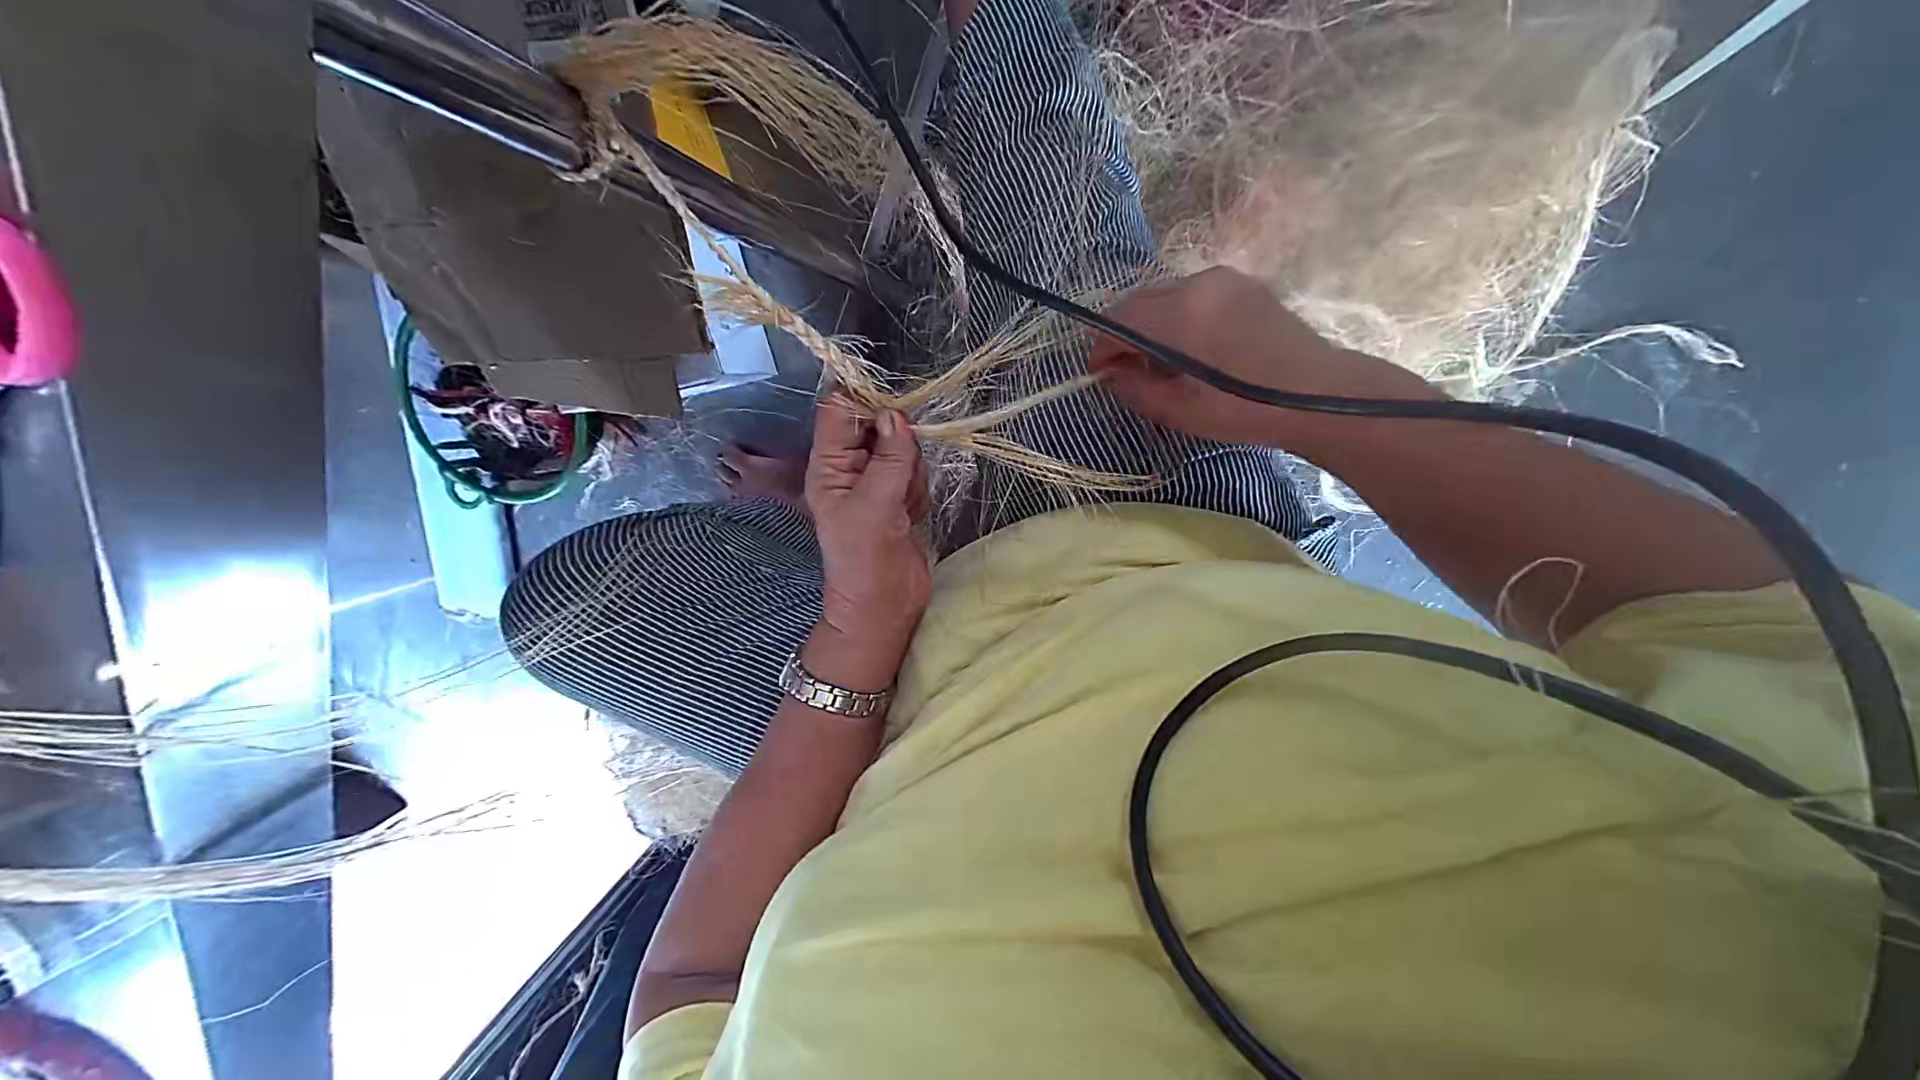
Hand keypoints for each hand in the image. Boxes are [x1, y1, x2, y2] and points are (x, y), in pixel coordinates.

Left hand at [803, 393, 931, 689]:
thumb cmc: (866, 559)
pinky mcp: (898, 495)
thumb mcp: (875, 505)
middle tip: (901, 475)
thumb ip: (888, 458)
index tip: (897, 411)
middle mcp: (850, 467)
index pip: (839, 411)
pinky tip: (911, 514)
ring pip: (903, 448)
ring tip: (904, 505)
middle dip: (898, 445)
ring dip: (912, 472)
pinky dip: (919, 489)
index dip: (866, 400)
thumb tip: (897, 415)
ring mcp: (876, 481)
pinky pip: (916, 472)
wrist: (884, 606)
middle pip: (878, 424)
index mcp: (829, 465)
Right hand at [1086, 267, 1434, 452]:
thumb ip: (1134, 388)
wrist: (1319, 395)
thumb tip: (1110, 373)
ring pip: (1162, 294)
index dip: (1099, 346)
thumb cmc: (1246, 411)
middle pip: (1137, 300)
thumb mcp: (1180, 411)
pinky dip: (1173, 315)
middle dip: (1120, 332)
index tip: (1095, 372)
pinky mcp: (1240, 284)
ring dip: (1146, 323)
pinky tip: (1184, 346)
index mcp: (1182, 315)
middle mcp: (1198, 284)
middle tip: (1119, 368)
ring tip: (1153, 360)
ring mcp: (1222, 279)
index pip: (1118, 320)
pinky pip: (1189, 293)